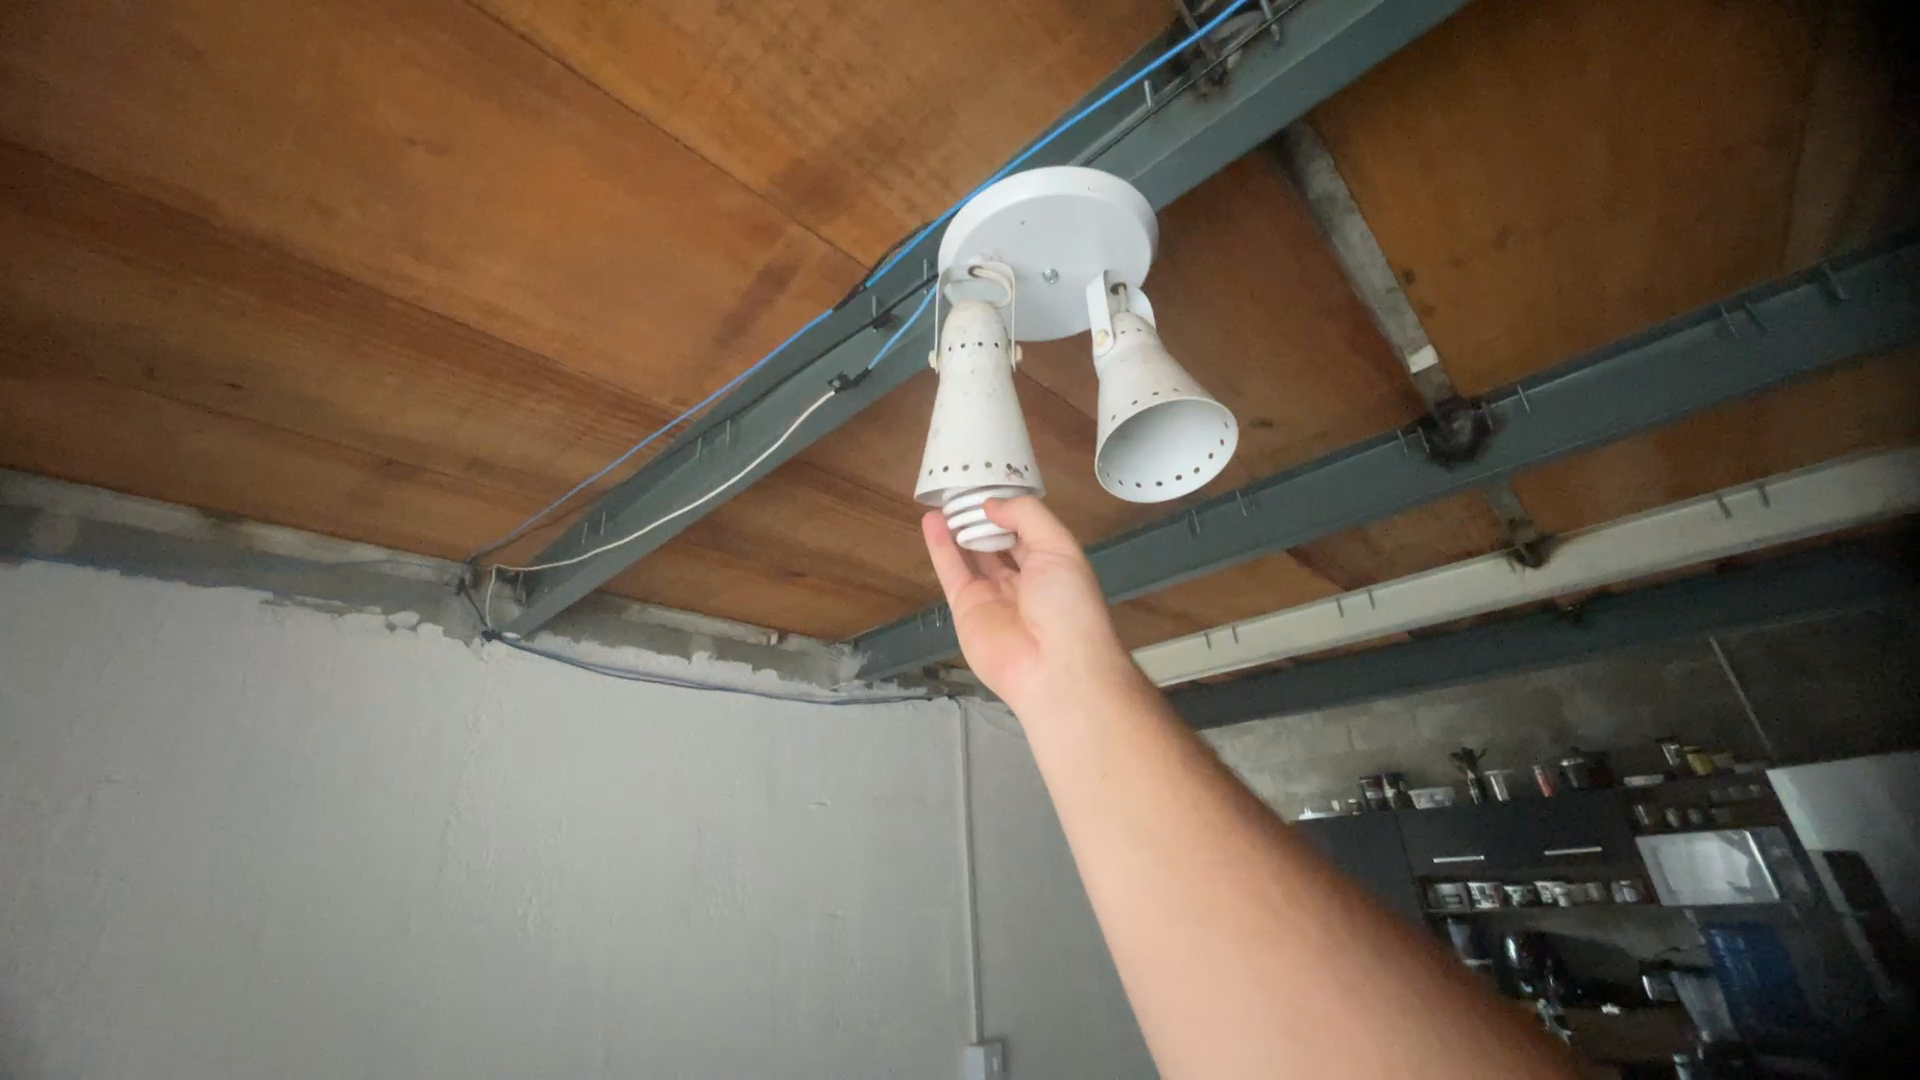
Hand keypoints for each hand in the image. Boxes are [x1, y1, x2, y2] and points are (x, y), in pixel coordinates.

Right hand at [921, 497, 1136, 713]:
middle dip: (983, 516)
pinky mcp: (965, 609)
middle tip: (963, 486)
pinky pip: (951, 571)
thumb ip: (1026, 516)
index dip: (1010, 508)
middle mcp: (1023, 580)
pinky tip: (932, 520)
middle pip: (997, 541)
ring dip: (959, 527)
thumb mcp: (1059, 547)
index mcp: (1053, 565)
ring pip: (971, 554)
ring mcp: (992, 595)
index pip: (1028, 529)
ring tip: (945, 497)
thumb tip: (990, 504)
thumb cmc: (1067, 604)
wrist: (1054, 667)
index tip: (992, 482)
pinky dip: (940, 545)